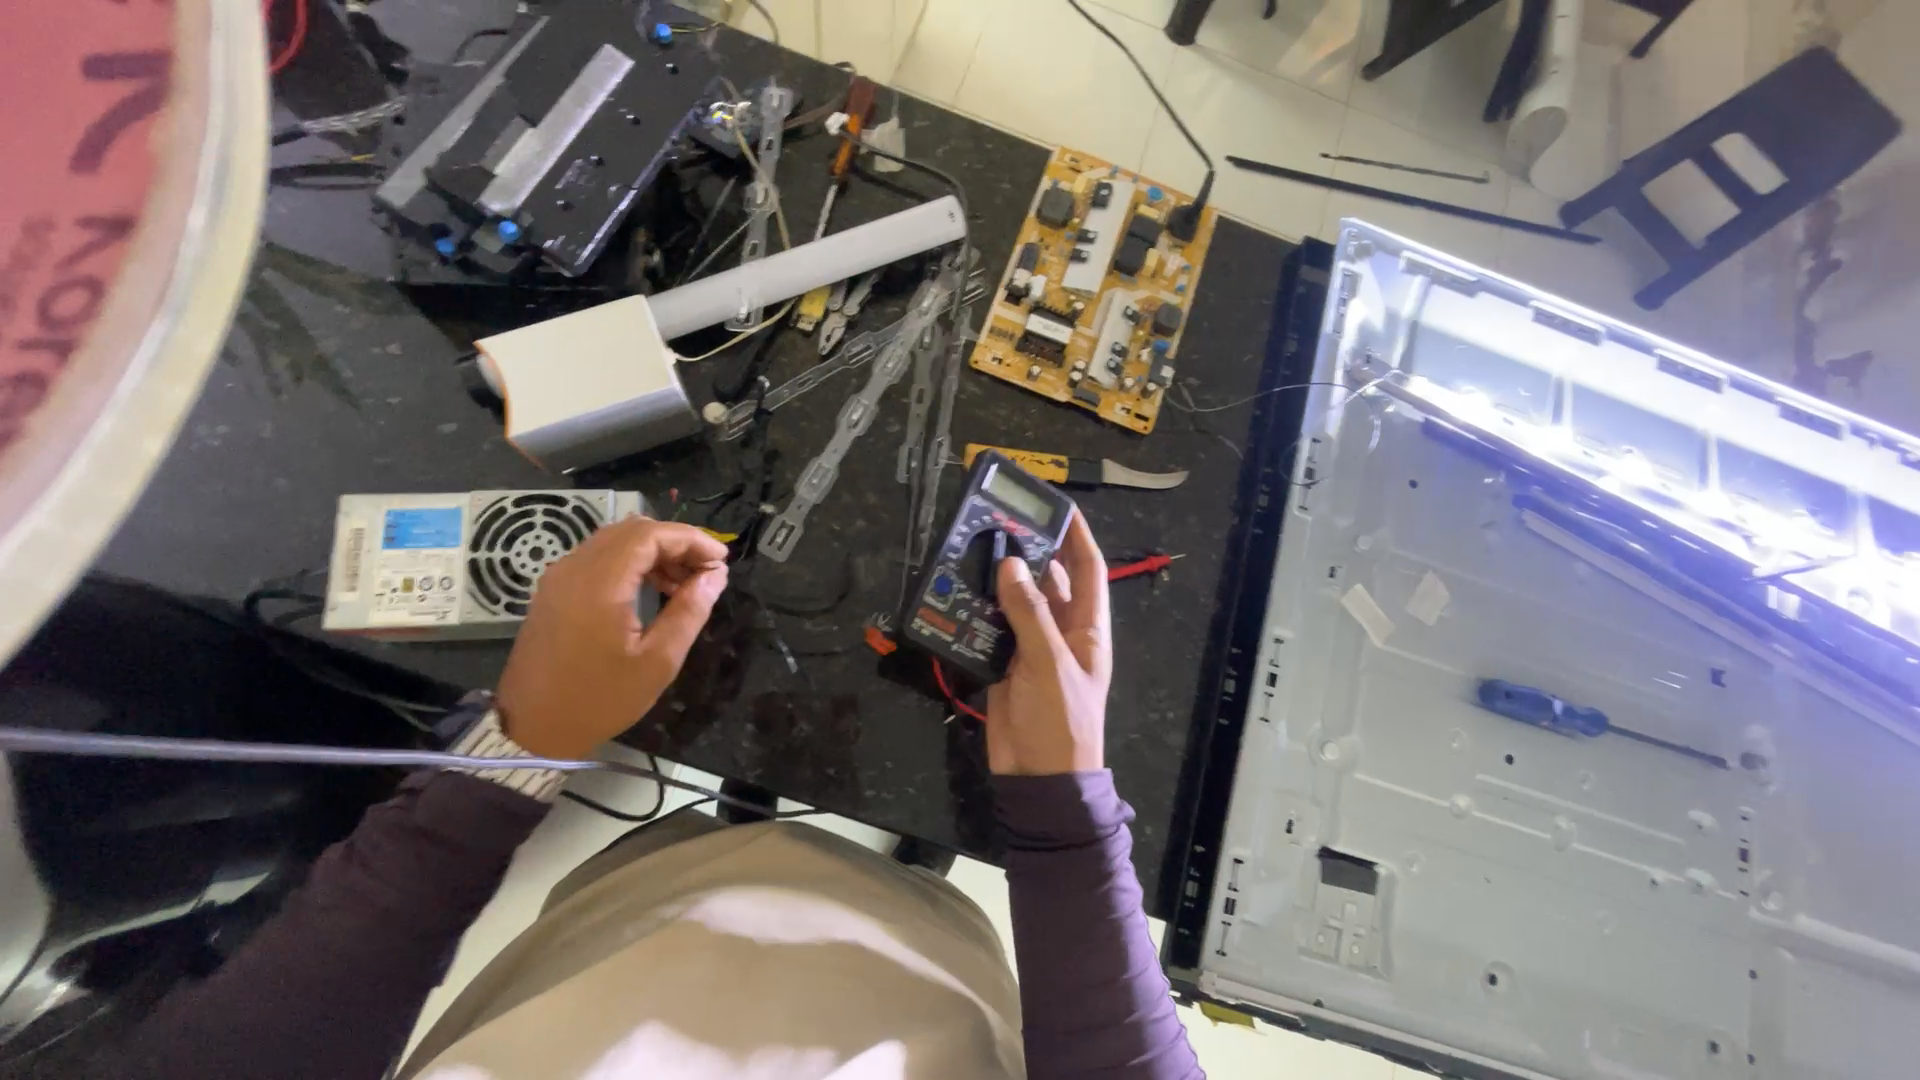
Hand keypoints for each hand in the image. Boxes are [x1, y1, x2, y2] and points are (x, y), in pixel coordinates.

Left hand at [496, 516, 728, 759]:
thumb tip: (715, 575)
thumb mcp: (658, 661)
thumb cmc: (600, 699)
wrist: (532, 728)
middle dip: (676, 542)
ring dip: (654, 552)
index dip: (691, 539)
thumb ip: (689, 611)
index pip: (650, 535)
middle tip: (708, 569)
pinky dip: (631, 563)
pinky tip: (653, 590)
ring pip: (614, 541)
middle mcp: (575, 568)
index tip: (721, 559)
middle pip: (632, 531)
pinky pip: (598, 559)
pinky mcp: (554, 591)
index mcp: (600, 583)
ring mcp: (559, 578)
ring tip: (686, 582)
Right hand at [986, 511, 1110, 774]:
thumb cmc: (1061, 721)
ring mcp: (1031, 647)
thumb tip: (1012, 565)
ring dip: (998, 580)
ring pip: (1016, 602)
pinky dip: (977, 611)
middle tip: (1000, 522)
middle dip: (1030, 552)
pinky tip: (958, 592)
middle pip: (1048, 581)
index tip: (1060, 506)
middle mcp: (1061, 632)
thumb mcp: (1050, 664)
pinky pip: (992, 628)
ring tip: (974, 548)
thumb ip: (1030, 614)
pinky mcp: (1004, 664)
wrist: (1038, 779)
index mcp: (1087, 629)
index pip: (1088, 571)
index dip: (1078, 537)